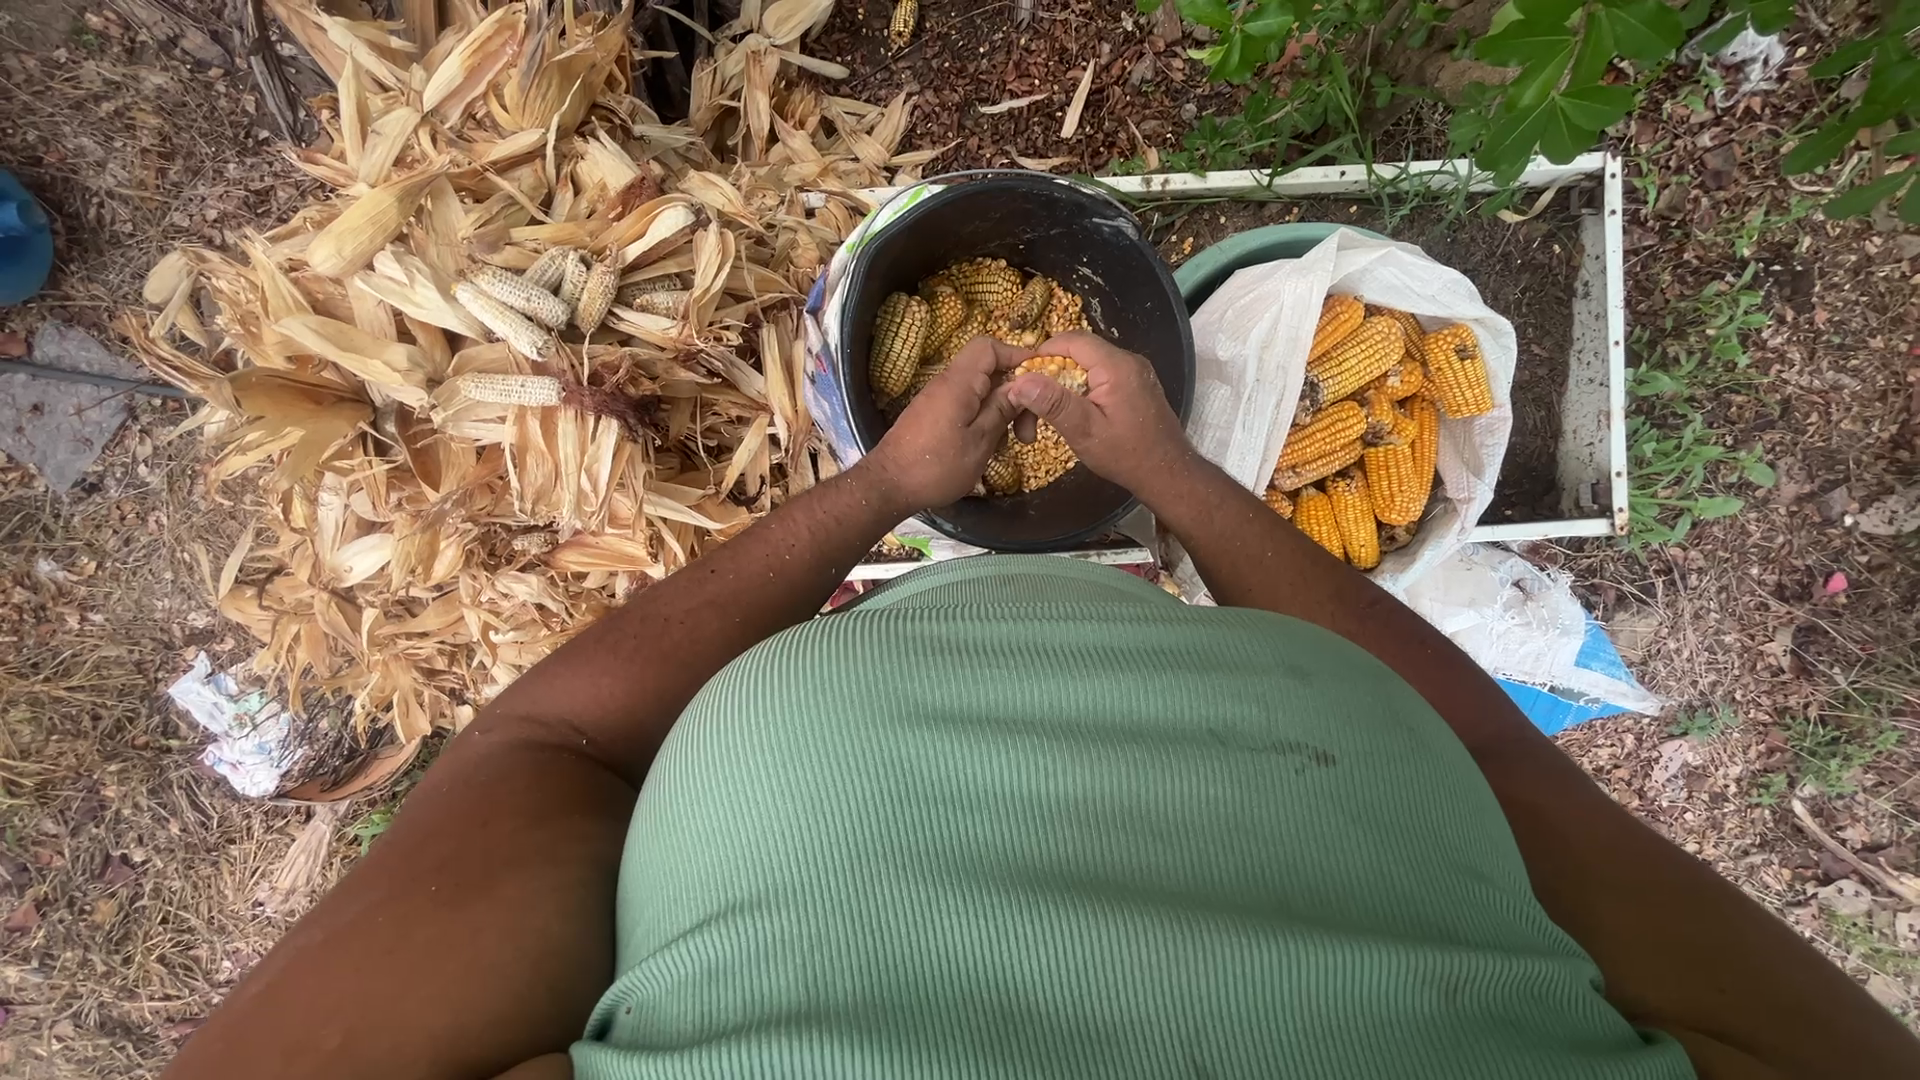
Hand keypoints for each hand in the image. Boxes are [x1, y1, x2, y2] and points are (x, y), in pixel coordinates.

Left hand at [857, 335, 1026, 512]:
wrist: (888, 486)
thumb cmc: (936, 467)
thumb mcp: (980, 442)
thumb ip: (1002, 409)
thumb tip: (1024, 384)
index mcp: (958, 383)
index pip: (990, 347)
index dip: (1018, 357)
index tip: (1041, 382)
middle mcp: (947, 383)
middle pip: (989, 369)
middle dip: (1015, 393)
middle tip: (1028, 430)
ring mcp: (938, 399)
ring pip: (981, 391)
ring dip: (1002, 410)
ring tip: (1013, 442)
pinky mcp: (934, 415)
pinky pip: (967, 406)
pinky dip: (985, 420)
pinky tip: (992, 446)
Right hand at [1004, 331, 1197, 500]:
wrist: (1167, 473)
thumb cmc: (1126, 455)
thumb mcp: (1083, 430)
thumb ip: (1053, 403)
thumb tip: (1021, 381)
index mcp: (1116, 366)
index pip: (1073, 340)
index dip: (1043, 352)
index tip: (1024, 376)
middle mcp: (1129, 361)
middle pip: (1081, 350)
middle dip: (1052, 371)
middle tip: (1033, 398)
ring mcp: (1135, 372)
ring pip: (1090, 364)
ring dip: (1066, 382)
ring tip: (1050, 409)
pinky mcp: (1136, 385)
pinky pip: (1102, 375)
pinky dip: (1083, 388)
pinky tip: (1074, 411)